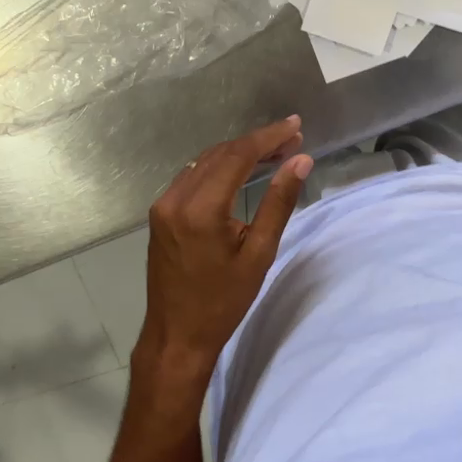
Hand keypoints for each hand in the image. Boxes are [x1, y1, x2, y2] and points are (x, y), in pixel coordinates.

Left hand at [135, 116, 313, 386]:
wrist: (176, 335)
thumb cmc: (223, 302)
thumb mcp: (258, 254)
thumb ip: (278, 203)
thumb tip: (300, 160)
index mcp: (201, 208)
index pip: (237, 156)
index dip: (268, 137)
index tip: (296, 125)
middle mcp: (176, 198)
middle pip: (220, 154)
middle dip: (257, 143)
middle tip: (292, 139)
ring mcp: (163, 204)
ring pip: (204, 162)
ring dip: (238, 153)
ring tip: (274, 152)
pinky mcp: (160, 213)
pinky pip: (192, 176)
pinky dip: (219, 167)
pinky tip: (241, 170)